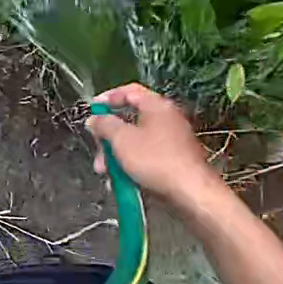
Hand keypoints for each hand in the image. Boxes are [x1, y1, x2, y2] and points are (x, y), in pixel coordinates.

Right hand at [84, 83, 225, 211]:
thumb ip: (104, 125)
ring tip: (105, 172)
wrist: (190, 192)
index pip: (129, 91)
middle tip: (97, 151)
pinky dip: (131, 165)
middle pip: (129, 119)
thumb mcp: (121, 140)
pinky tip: (121, 181)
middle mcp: (166, 119)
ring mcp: (172, 140)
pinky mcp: (174, 160)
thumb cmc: (155, 161)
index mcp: (156, 106)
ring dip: (116, 155)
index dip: (108, 98)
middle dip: (109, 137)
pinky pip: (146, 156)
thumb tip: (94, 119)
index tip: (92, 110)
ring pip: (135, 141)